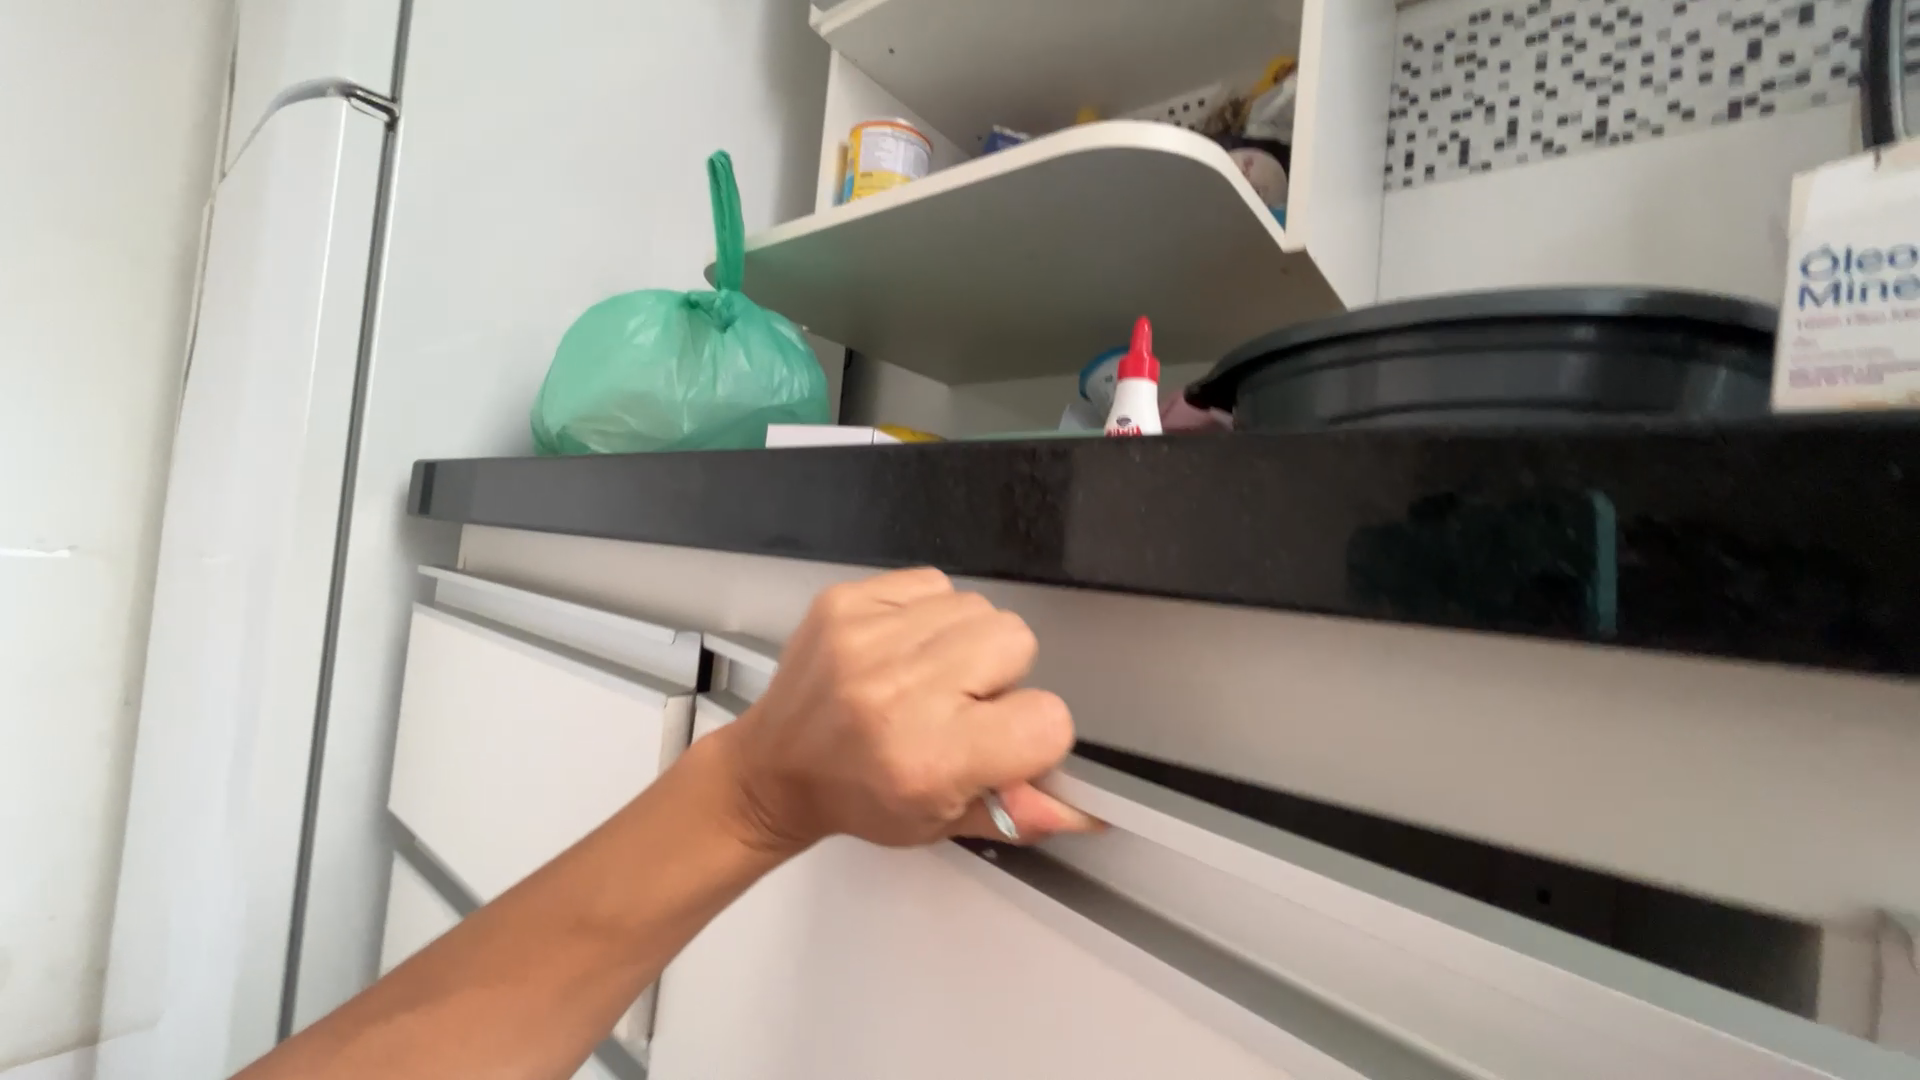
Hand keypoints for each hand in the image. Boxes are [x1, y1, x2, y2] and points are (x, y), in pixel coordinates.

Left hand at [719, 568, 1100, 853]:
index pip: (1047, 719)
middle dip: (1001, 675)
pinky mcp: (848, 602)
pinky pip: (934, 583)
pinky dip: (931, 613)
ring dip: (966, 642)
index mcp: (930, 758)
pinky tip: (904, 648)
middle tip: (960, 704)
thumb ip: (1022, 813)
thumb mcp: (943, 822)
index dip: (1035, 732)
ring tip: (927, 675)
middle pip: (1017, 641)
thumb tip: (1089, 810)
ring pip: (979, 608)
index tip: (1002, 740)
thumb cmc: (857, 798)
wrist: (775, 765)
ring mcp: (869, 636)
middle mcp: (901, 690)